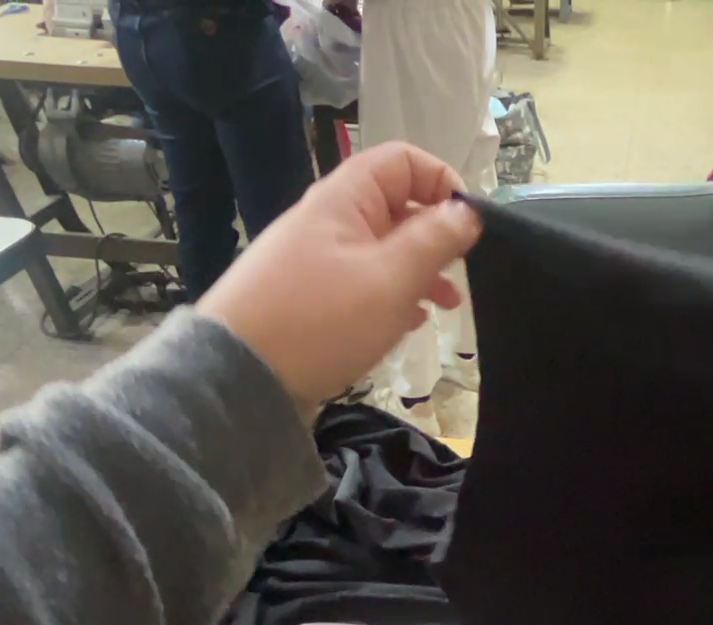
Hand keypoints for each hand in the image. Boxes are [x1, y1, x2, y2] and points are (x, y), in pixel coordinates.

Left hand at [197, 142, 481, 411]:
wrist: (243, 375)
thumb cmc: (322, 320)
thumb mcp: (391, 279)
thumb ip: (435, 241)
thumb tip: (468, 212)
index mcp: (346, 199)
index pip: (405, 161)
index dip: (443, 183)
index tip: (470, 228)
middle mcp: (332, 219)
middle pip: (398, 207)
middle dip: (438, 237)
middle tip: (463, 275)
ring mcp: (321, 258)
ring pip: (386, 249)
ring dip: (421, 272)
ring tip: (446, 307)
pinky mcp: (315, 295)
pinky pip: (366, 282)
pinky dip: (395, 296)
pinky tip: (409, 322)